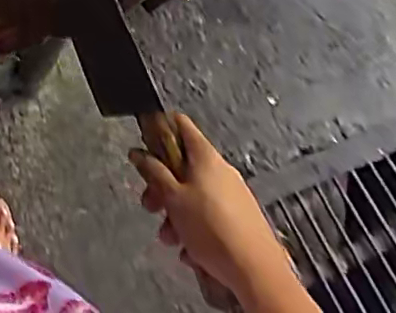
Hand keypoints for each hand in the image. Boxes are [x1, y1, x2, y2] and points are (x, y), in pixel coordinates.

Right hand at [131, 114, 298, 306]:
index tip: (145, 146)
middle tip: (152, 205)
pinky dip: (196, 228)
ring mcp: (233, 193)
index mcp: (205, 154)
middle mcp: (220, 168)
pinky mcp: (241, 217)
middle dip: (163, 186)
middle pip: (183, 164)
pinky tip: (191, 251)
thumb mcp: (173, 199)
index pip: (179, 124)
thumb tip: (138, 153)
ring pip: (194, 193)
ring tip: (172, 238)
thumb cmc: (213, 229)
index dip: (159, 130)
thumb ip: (153, 173)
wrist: (257, 271)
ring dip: (177, 213)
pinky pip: (210, 214)